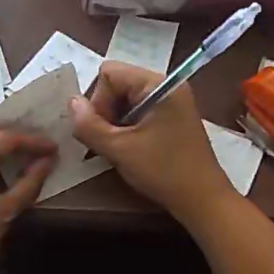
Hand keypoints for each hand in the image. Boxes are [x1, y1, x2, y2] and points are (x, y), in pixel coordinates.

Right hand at [70, 61, 235, 223]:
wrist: (202, 199)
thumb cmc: (163, 171)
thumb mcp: (119, 149)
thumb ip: (89, 125)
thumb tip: (71, 102)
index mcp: (158, 84)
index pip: (110, 73)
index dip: (97, 100)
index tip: (102, 130)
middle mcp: (167, 85)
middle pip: (117, 83)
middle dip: (105, 111)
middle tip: (107, 141)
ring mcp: (172, 101)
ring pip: (126, 100)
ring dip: (114, 122)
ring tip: (117, 148)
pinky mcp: (172, 117)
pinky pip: (139, 111)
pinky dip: (127, 127)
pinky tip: (128, 148)